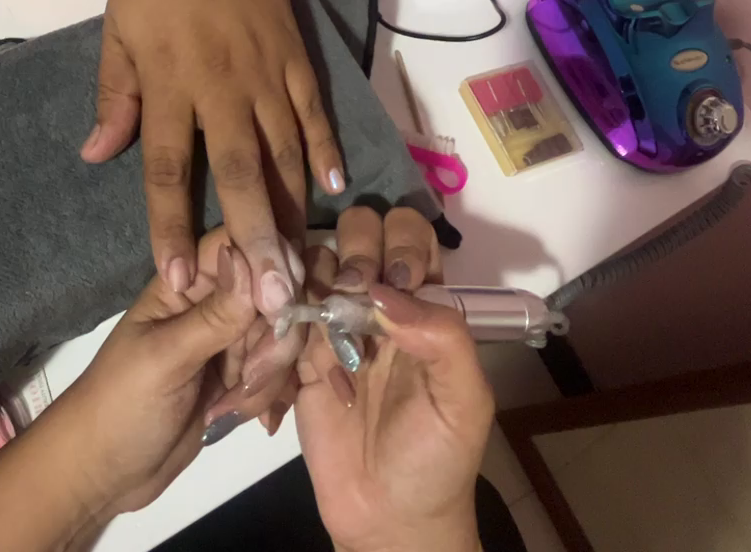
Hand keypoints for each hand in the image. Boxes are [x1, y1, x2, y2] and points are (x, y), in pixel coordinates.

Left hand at [44, 234, 261, 515]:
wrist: (104, 473)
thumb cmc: (121, 406)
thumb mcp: (166, 359)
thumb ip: (215, 314)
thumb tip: (248, 254)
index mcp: (185, 280)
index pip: (239, 243)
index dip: (271, 263)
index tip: (283, 305)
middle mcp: (213, 299)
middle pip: (274, 290)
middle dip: (274, 337)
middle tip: (249, 377)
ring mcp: (230, 337)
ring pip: (282, 333)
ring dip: (268, 374)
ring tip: (229, 407)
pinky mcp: (241, 372)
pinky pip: (277, 368)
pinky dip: (268, 395)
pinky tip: (237, 418)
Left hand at [84, 0, 344, 379]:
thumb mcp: (118, 32)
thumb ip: (115, 97)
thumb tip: (97, 156)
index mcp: (170, 85)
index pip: (166, 170)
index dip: (169, 228)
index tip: (178, 282)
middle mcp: (221, 90)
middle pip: (239, 174)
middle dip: (253, 239)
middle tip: (272, 299)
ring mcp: (267, 75)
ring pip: (285, 153)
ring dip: (293, 209)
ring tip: (302, 263)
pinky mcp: (298, 58)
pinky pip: (314, 113)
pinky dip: (325, 152)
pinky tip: (334, 191)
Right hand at [295, 207, 491, 551]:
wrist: (386, 518)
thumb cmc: (436, 459)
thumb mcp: (464, 401)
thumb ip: (444, 337)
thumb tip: (387, 293)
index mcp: (424, 305)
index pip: (412, 235)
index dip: (401, 241)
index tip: (396, 279)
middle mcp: (379, 301)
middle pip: (359, 233)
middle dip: (356, 249)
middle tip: (353, 293)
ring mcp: (336, 321)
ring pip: (317, 259)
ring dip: (318, 277)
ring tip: (327, 324)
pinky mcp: (300, 349)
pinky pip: (286, 306)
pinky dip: (287, 312)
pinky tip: (303, 349)